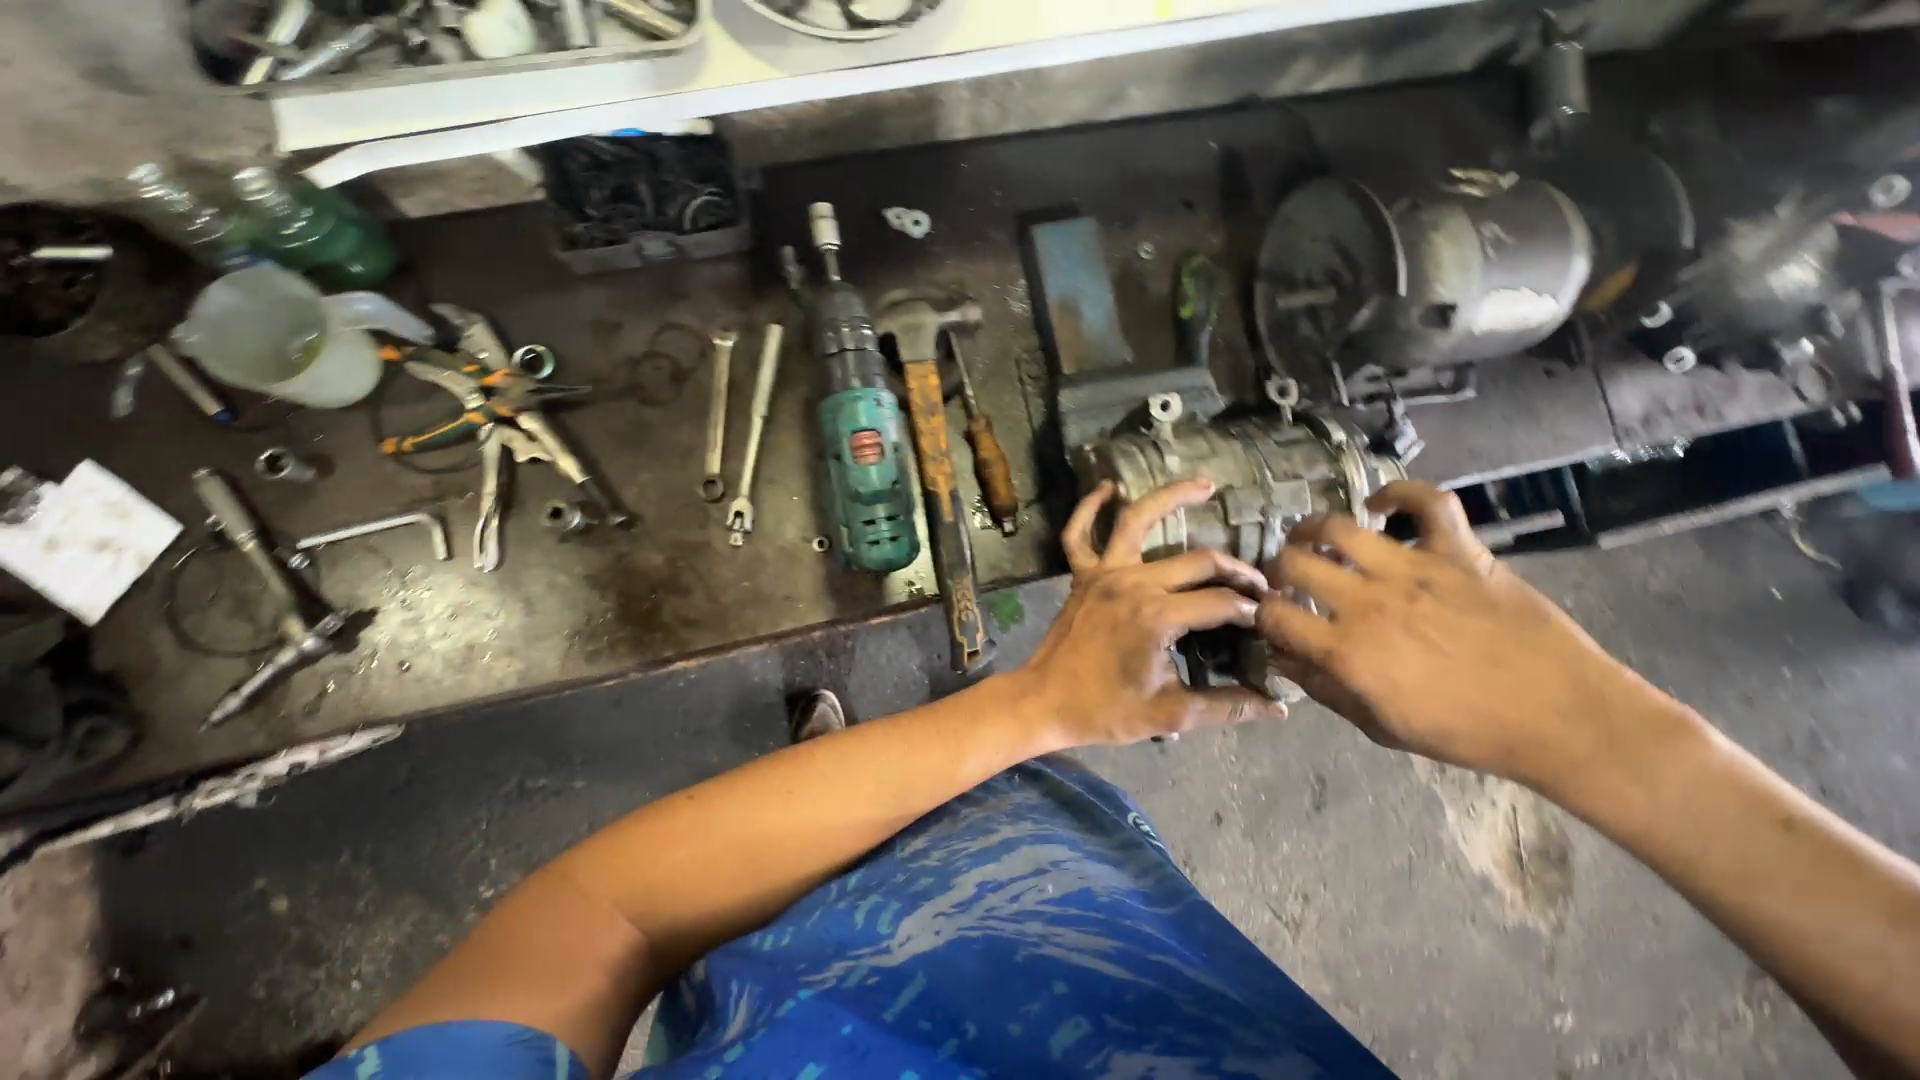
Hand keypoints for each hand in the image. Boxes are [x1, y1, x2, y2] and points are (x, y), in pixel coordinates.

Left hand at [1015, 480, 1287, 747]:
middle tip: (1260, 582)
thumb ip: (1227, 707)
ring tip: (1205, 485)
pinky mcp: (1081, 576)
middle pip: (1198, 562)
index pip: (1222, 603)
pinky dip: (1089, 507)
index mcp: (1158, 617)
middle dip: (1236, 570)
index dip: (1252, 611)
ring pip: (1137, 521)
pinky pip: (1079, 534)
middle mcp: (1133, 583)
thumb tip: (1277, 709)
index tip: (1271, 619)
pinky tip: (1108, 487)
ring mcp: (1103, 573)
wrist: (1043, 704)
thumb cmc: (1105, 711)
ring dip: (1172, 498)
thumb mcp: (1171, 714)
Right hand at [1258, 481, 1676, 793]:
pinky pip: (1426, 502)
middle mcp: (1369, 602)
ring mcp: (1414, 570)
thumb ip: (1325, 690)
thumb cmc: (1466, 732)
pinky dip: (1400, 492)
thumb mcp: (1382, 728)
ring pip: (1340, 526)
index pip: (1275, 616)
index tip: (1273, 619)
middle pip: (1295, 563)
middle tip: (1289, 578)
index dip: (1263, 615)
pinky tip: (1382, 503)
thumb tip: (1282, 660)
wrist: (1558, 716)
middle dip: (1279, 569)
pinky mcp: (1459, 552)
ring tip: (1314, 537)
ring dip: (1314, 529)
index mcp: (1347, 651)